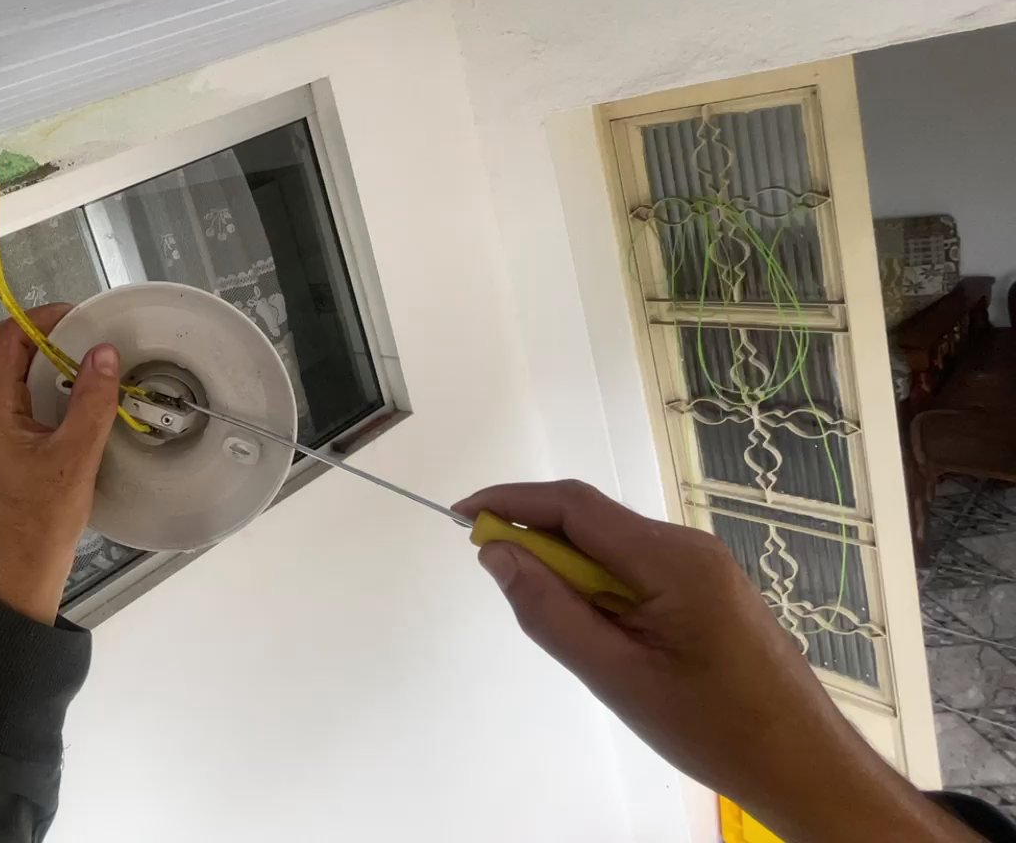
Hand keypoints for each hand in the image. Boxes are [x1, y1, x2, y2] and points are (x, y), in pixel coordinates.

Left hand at [0, 305, 121, 624]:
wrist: (26, 563)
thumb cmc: (45, 514)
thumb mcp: (76, 456)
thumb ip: (91, 401)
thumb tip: (103, 352)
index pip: (8, 338)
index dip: (42, 318)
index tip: (81, 316)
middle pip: (13, 351)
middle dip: (53, 336)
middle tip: (95, 336)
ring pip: (21, 373)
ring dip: (55, 362)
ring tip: (94, 361)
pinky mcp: (8, 438)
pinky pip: (27, 395)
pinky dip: (53, 385)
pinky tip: (83, 393)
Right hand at [455, 481, 973, 842]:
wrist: (817, 778)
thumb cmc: (716, 731)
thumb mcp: (615, 675)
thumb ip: (547, 609)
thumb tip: (495, 552)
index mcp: (672, 561)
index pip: (572, 505)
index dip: (509, 500)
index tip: (461, 516)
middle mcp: (687, 547)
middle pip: (587, 517)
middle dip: (530, 532)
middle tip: (492, 566)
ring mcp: (699, 564)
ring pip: (604, 540)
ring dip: (560, 559)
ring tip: (547, 609)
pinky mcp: (702, 585)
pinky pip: (625, 561)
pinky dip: (588, 576)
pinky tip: (588, 618)